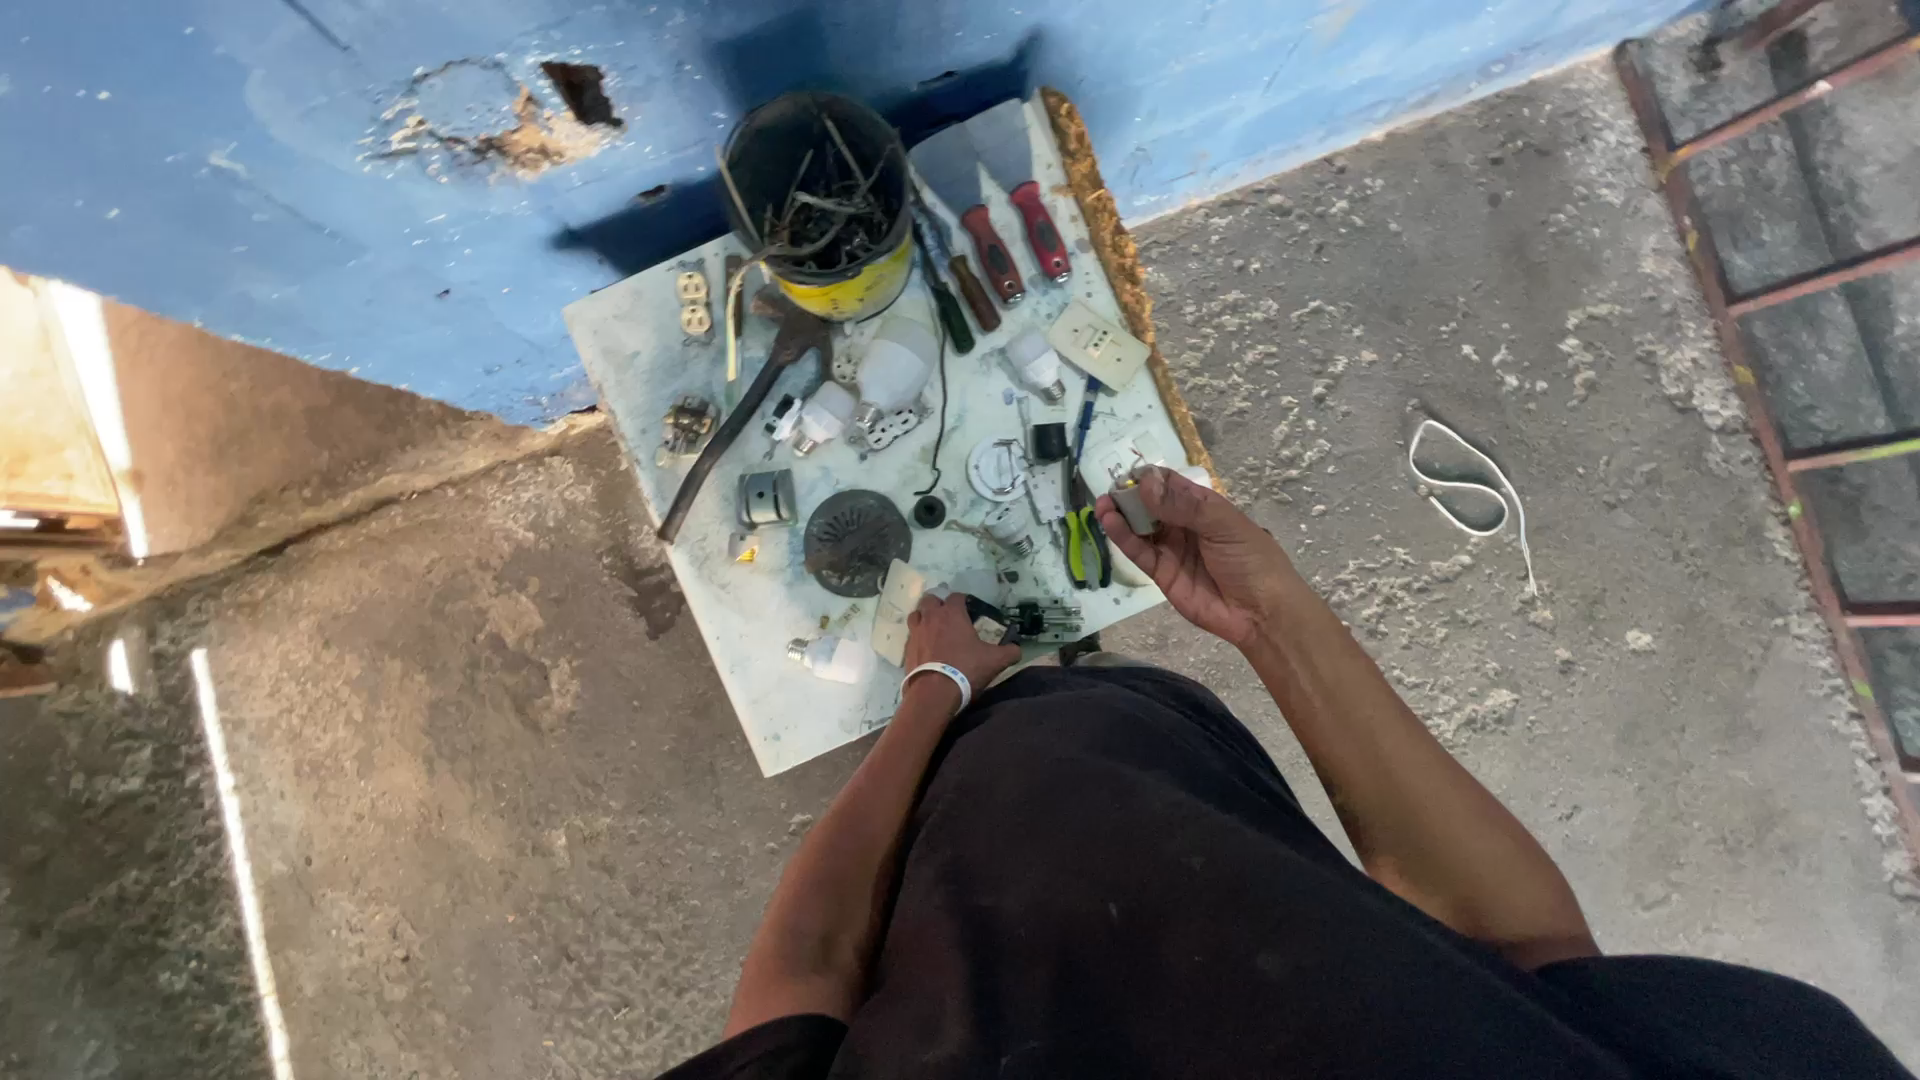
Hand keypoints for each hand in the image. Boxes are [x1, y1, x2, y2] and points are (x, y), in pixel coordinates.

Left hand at [905, 593, 1020, 705]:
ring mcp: (916, 632)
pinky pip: (911, 635)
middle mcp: (931, 617)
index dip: (963, 601)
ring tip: (933, 627)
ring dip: (924, 617)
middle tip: (949, 616)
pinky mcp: (907, 648)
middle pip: (931, 600)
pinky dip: (918, 636)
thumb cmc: (966, 669)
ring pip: (917, 614)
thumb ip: (1009, 652)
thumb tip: (1018, 649)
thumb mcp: (995, 661)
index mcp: (952, 614)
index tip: (969, 609)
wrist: (934, 693)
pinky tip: (925, 647)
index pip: (956, 596)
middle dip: (939, 604)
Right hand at [1096, 467, 1300, 647]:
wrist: (1261, 613)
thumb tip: (1145, 483)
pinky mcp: (1161, 572)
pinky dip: (1123, 537)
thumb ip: (1183, 505)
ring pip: (1140, 527)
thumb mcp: (1224, 524)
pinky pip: (1138, 551)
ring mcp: (1171, 549)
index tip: (1130, 474)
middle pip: (1150, 504)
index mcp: (1203, 506)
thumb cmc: (1251, 561)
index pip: (1170, 484)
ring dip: (1120, 514)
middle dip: (1130, 495)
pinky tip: (1110, 523)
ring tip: (1103, 504)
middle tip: (1111, 489)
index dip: (1150, 478)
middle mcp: (1183, 524)